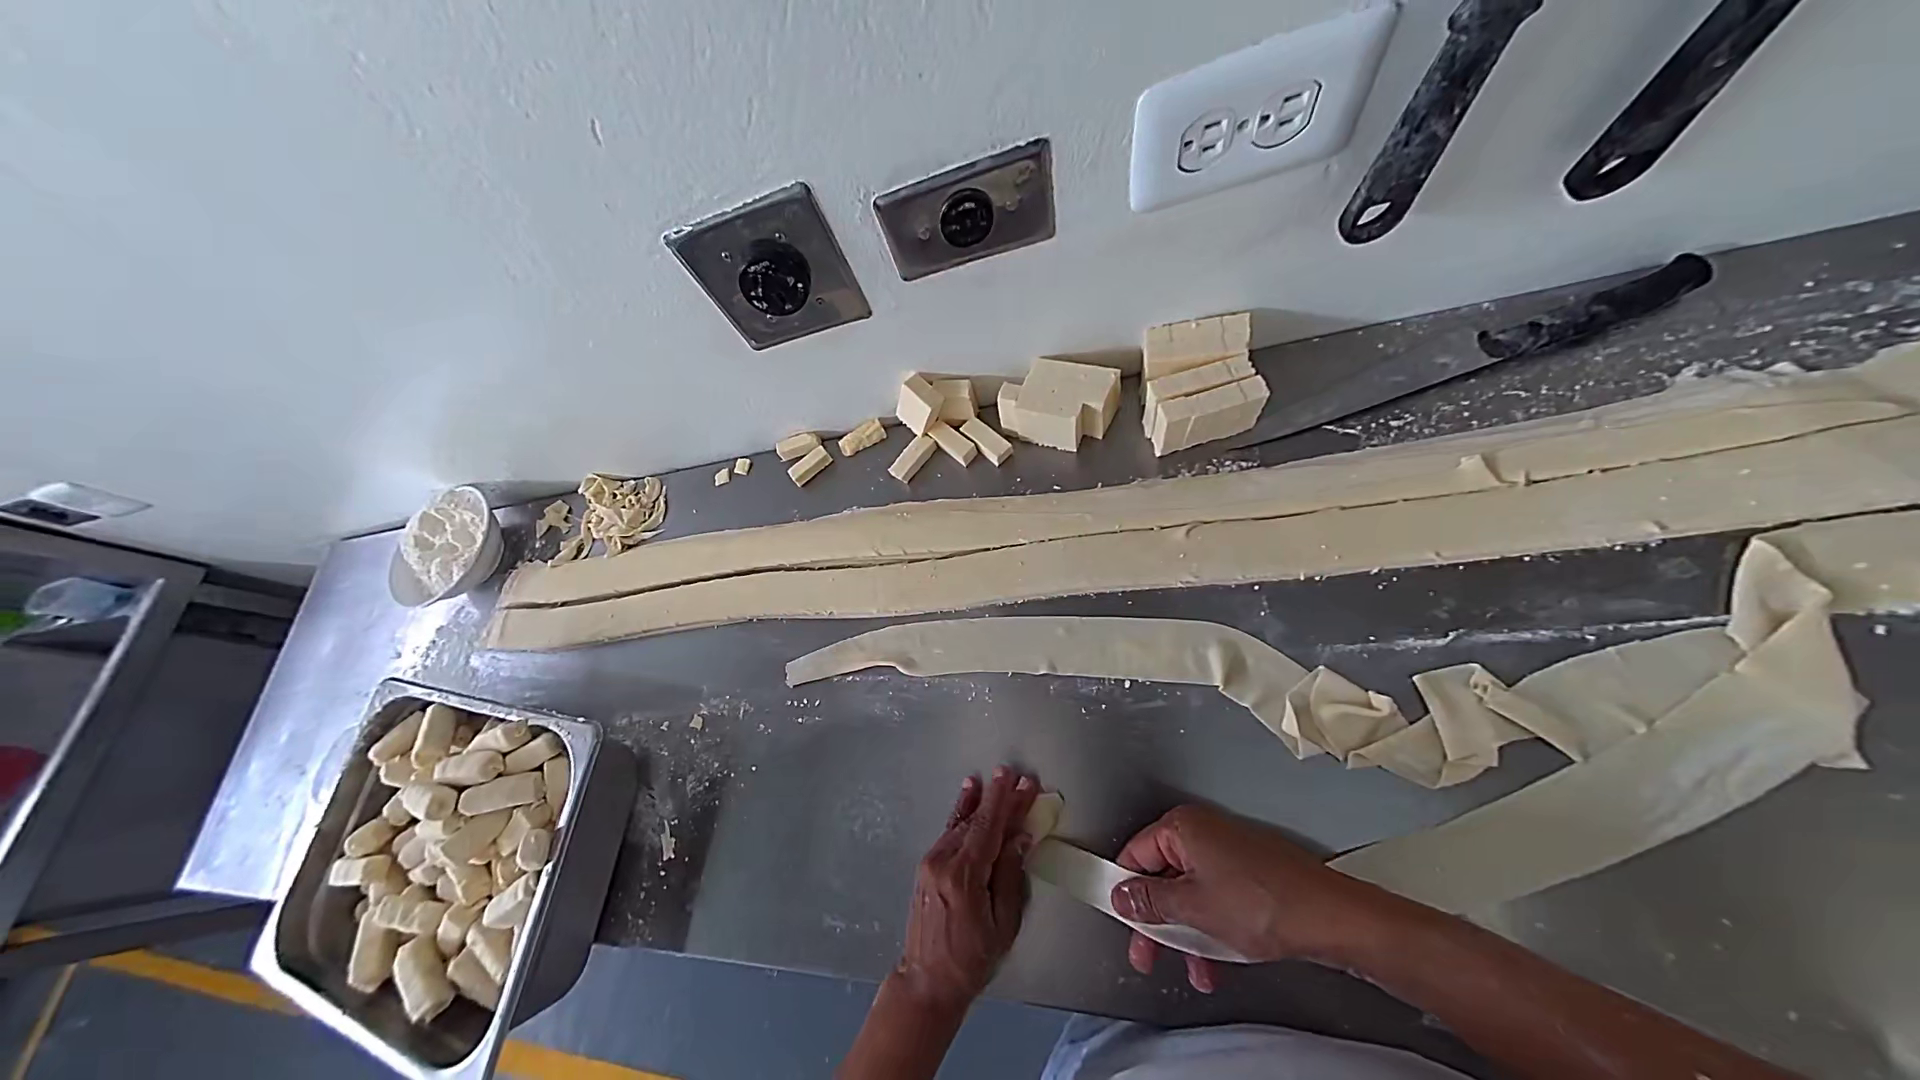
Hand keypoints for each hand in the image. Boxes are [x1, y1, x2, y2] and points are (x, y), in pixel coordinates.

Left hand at [895, 767, 1038, 1009]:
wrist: (926, 979)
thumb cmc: (970, 959)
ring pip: (961, 823)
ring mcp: (930, 861)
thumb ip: (1011, 875)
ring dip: (981, 801)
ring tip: (995, 780)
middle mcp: (942, 862)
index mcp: (963, 877)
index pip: (990, 828)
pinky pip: (949, 832)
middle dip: (1000, 798)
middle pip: (977, 821)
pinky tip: (969, 795)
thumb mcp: (1003, 924)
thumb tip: (1020, 838)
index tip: (1021, 783)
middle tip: (1017, 779)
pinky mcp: (926, 865)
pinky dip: (962, 813)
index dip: (1008, 803)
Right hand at [1109, 804, 1395, 992]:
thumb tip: (1122, 896)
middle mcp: (1202, 832)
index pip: (1134, 854)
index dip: (1124, 890)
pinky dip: (1210, 927)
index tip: (1120, 918)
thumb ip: (1149, 902)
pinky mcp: (1247, 871)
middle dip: (1156, 922)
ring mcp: (1227, 850)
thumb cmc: (1267, 903)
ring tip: (1194, 967)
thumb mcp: (1192, 908)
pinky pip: (1214, 897)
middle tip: (1148, 953)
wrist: (1331, 918)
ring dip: (1186, 933)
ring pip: (1189, 892)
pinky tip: (1216, 959)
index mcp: (1182, 828)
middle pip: (1161, 876)